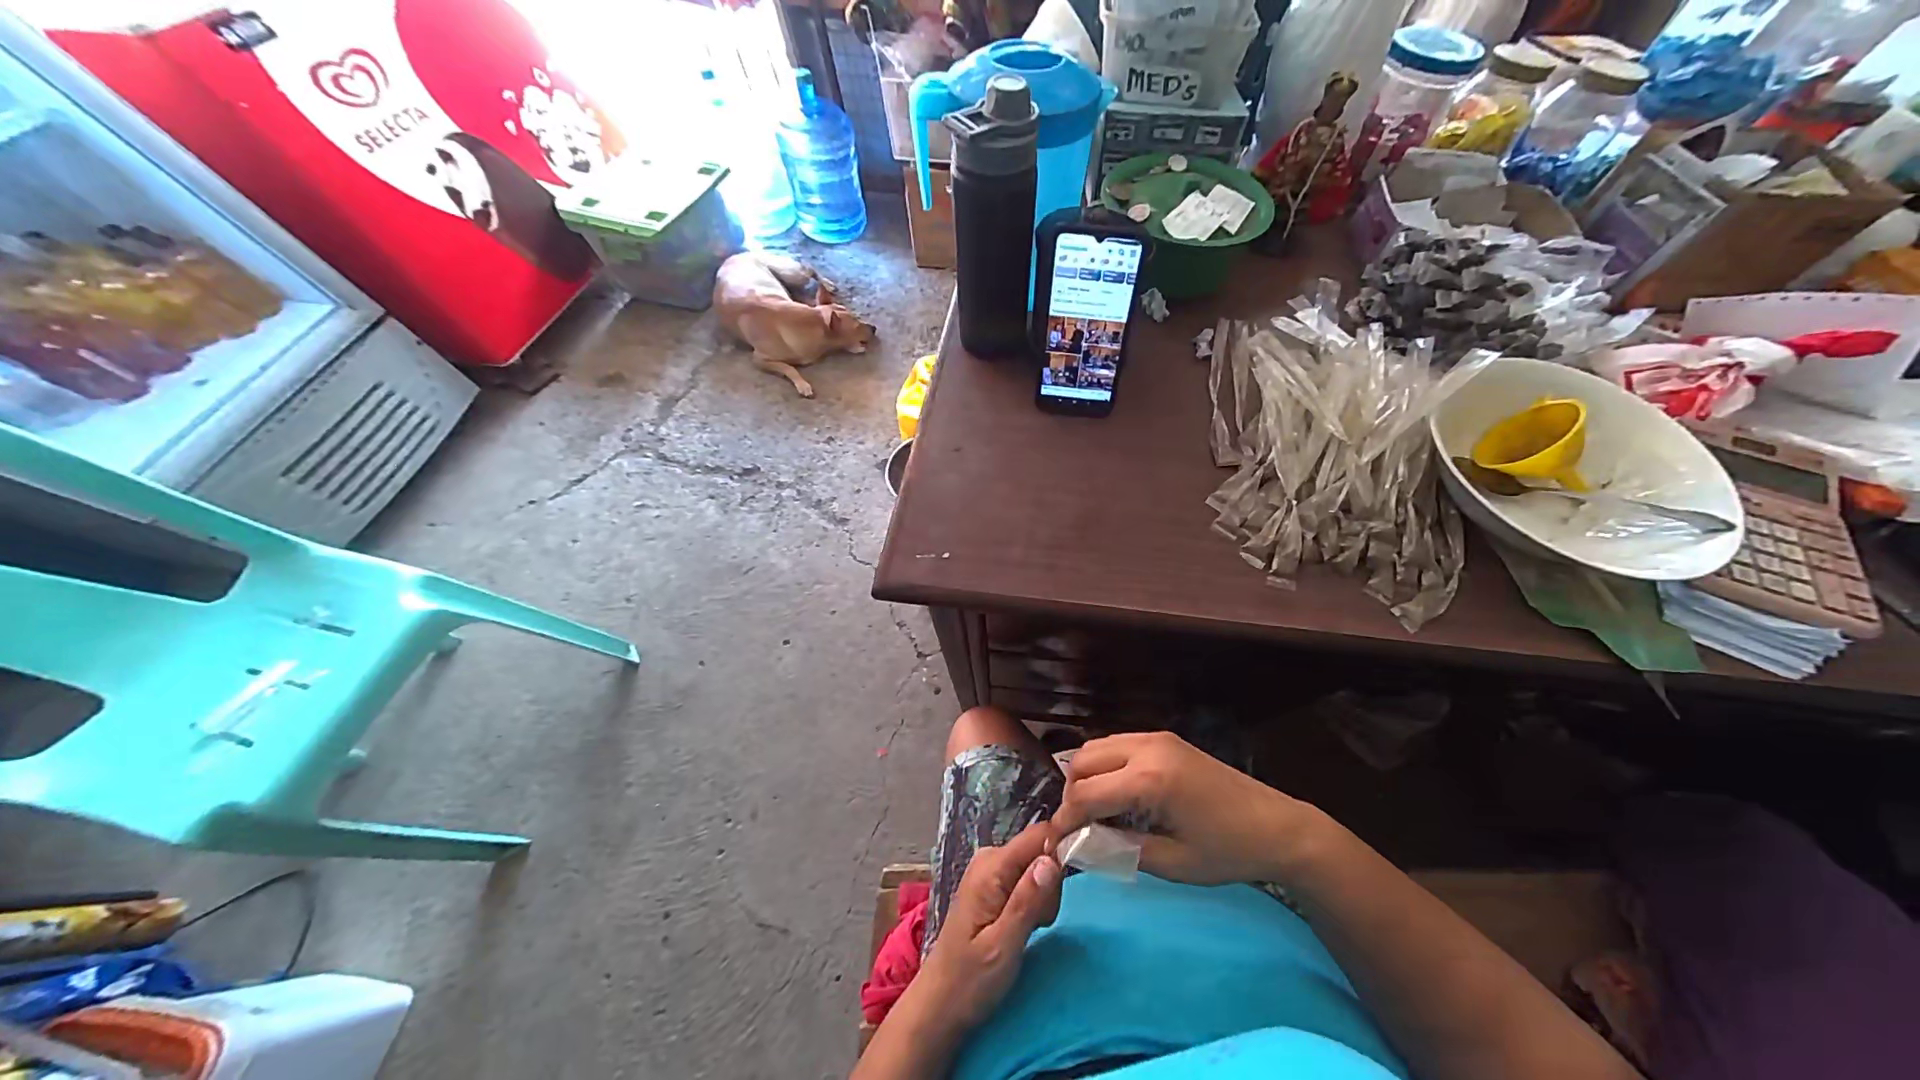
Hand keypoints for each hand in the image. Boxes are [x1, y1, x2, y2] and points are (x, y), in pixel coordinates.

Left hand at [916, 822, 1062, 1032]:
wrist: (941, 1003)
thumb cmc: (970, 980)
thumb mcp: (1003, 945)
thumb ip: (1028, 901)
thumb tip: (1051, 860)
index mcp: (991, 866)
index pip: (1039, 834)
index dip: (1062, 849)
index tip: (1067, 886)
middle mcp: (990, 858)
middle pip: (1041, 851)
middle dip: (1050, 886)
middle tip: (1039, 924)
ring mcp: (990, 870)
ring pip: (1037, 867)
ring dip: (1043, 898)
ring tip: (1028, 930)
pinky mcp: (993, 884)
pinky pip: (1027, 880)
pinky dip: (1034, 903)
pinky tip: (1023, 927)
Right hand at [1051, 731, 1315, 885]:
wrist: (1279, 827)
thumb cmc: (1227, 851)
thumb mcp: (1172, 863)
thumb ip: (1119, 851)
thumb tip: (1080, 846)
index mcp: (1149, 780)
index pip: (1084, 795)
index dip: (1064, 821)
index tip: (1057, 845)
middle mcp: (1147, 748)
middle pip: (1081, 762)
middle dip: (1071, 796)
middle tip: (1079, 828)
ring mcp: (1156, 738)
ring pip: (1095, 747)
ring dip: (1085, 777)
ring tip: (1097, 812)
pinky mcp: (1164, 738)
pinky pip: (1116, 744)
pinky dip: (1105, 766)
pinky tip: (1118, 794)